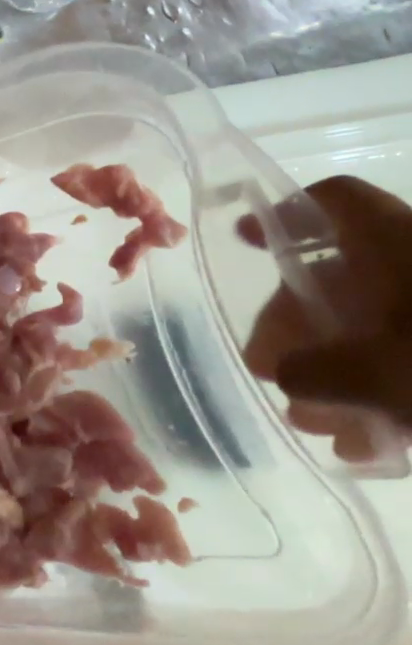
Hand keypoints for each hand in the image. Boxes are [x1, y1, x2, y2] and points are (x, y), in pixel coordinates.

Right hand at [245, 176, 411, 461]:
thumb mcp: (378, 376)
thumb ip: (309, 371)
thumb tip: (288, 371)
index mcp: (399, 245)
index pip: (330, 202)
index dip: (282, 215)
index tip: (247, 242)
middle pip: (342, 278)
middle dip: (301, 332)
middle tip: (278, 378)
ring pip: (382, 326)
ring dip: (343, 374)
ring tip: (328, 428)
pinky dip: (397, 393)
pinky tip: (383, 442)